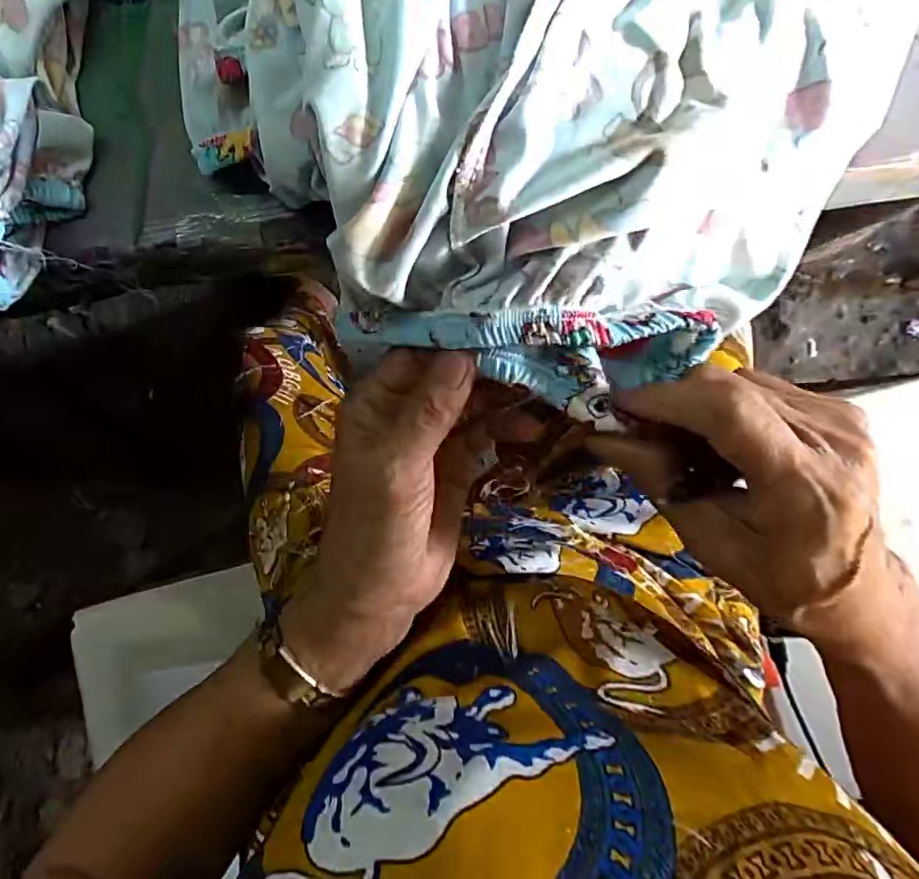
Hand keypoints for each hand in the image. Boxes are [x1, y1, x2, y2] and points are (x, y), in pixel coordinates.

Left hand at [280, 350, 538, 692]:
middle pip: (448, 376)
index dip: (454, 340)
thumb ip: (429, 411)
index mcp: (375, 403)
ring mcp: (429, 439)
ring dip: (502, 397)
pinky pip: (482, 434)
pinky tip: (531, 427)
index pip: (417, 355)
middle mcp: (401, 412)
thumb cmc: (376, 525)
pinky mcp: (454, 465)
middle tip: (536, 357)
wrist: (380, 595)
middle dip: (487, 367)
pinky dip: (505, 427)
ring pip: (470, 404)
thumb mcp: (399, 465)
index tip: (502, 324)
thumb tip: (462, 354)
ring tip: (542, 391)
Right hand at [587, 365, 918, 663]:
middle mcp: (833, 438)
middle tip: (640, 428)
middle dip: (672, 399)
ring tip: (682, 440)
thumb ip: (656, 480)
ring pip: (739, 380)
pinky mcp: (840, 410)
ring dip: (695, 401)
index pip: (728, 411)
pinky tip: (719, 438)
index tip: (620, 407)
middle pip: (729, 387)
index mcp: (804, 482)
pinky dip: (723, 404)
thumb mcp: (707, 540)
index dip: (666, 398)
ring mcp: (842, 419)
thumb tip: (601, 435)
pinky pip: (759, 386)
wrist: (859, 593)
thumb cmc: (781, 578)